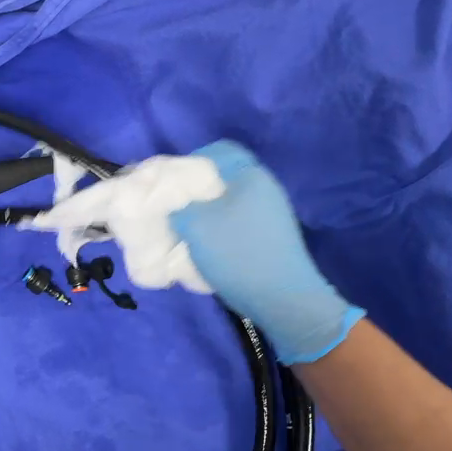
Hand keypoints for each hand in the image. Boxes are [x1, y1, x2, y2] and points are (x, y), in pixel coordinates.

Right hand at [170, 140, 363, 363]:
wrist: (282, 299)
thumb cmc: (236, 253)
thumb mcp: (195, 225)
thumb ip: (176, 206)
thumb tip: (169, 201)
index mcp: (250, 175)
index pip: (217, 150)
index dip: (189, 162)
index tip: (168, 184)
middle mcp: (264, 189)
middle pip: (221, 178)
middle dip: (192, 192)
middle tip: (170, 210)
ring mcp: (271, 215)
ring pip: (226, 204)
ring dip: (203, 215)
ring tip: (183, 233)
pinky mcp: (270, 238)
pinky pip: (235, 224)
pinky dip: (217, 232)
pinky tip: (204, 250)